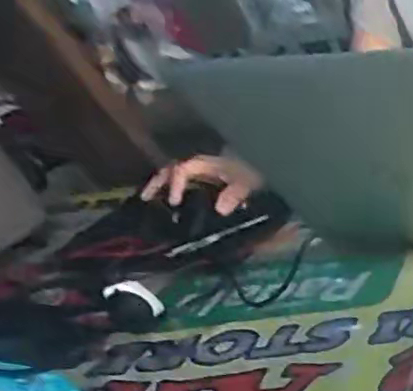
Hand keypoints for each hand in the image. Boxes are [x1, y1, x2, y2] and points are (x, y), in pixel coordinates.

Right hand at [139, 154, 263, 214]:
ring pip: (176, 171)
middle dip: (158, 182)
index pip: (181, 169)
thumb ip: (234, 194)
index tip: (174, 201)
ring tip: (151, 199)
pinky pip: (186, 178)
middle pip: (171, 167)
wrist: (267, 158)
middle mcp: (199, 161)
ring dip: (163, 183)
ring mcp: (203, 167)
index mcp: (204, 161)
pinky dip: (177, 186)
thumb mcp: (247, 183)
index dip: (175, 184)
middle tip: (145, 198)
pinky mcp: (208, 173)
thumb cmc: (256, 169)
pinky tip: (173, 198)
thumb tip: (219, 210)